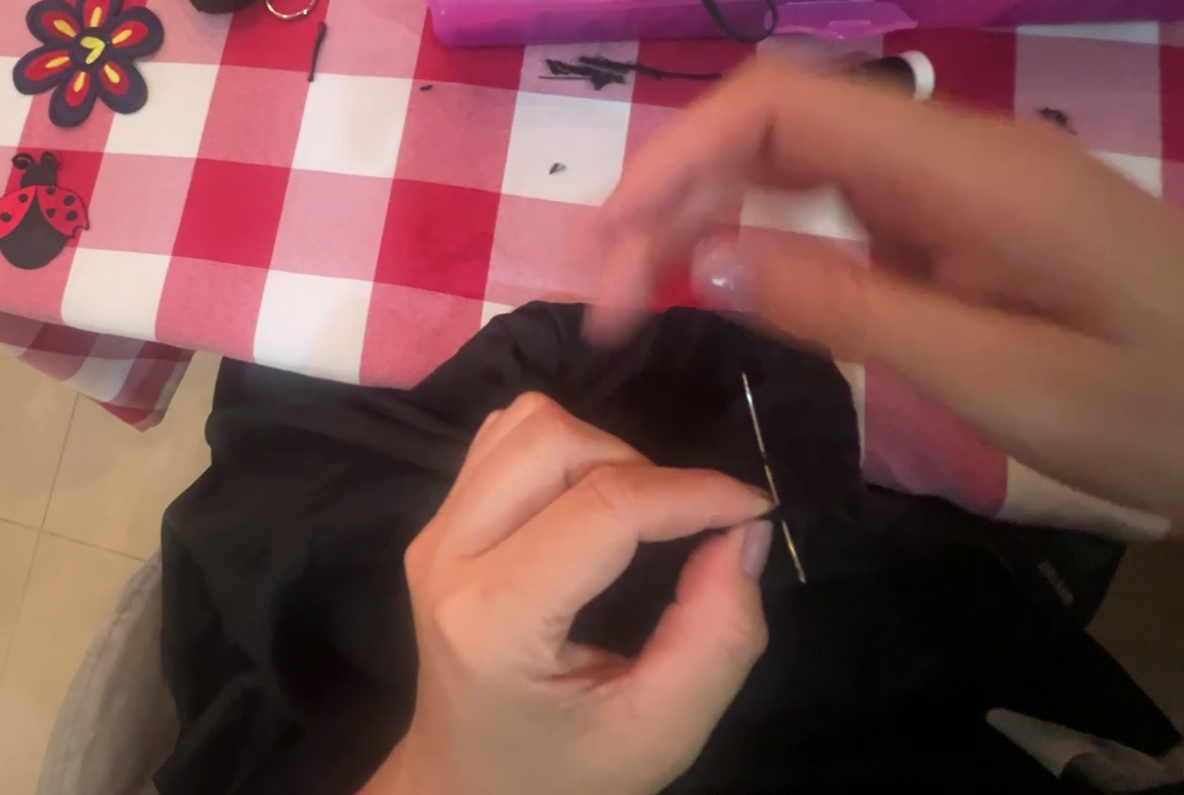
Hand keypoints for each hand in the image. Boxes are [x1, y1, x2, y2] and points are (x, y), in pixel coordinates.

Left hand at [364, 393, 774, 794]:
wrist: (465, 781)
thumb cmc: (563, 775)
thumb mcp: (659, 733)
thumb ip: (716, 635)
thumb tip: (744, 529)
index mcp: (494, 619)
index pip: (600, 510)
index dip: (689, 492)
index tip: (751, 506)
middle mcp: (447, 553)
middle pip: (548, 439)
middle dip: (636, 463)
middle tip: (680, 519)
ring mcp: (432, 529)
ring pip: (520, 424)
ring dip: (595, 447)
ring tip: (633, 510)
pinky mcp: (435, 518)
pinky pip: (499, 439)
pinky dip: (556, 446)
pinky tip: (583, 499)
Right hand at [590, 59, 1183, 535]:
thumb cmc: (1174, 410)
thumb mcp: (1002, 378)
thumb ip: (845, 309)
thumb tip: (705, 263)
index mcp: (964, 167)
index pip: (777, 107)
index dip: (676, 156)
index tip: (614, 236)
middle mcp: (936, 148)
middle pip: (759, 127)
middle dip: (664, 193)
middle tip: (606, 283)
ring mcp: (929, 177)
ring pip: (770, 157)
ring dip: (687, 211)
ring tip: (633, 285)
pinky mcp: (923, 212)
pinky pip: (802, 195)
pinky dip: (735, 228)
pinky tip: (707, 272)